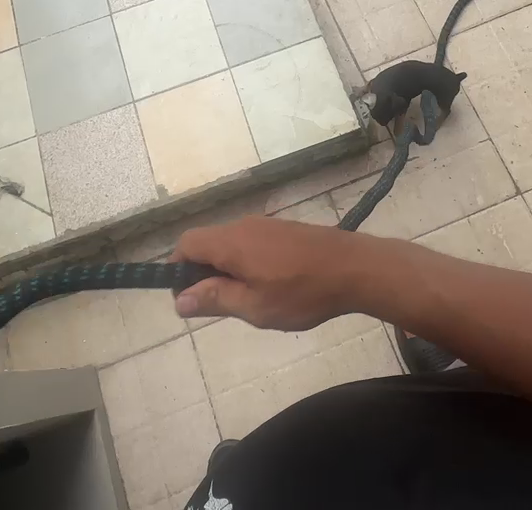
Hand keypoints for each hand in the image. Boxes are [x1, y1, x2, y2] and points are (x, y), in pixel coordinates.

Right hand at [170, 217, 387, 329]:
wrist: (354, 267)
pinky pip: (249, 243)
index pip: (186, 243)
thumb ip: (215, 299)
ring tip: (245, 300)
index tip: (186, 298)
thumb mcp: (255, 306)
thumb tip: (179, 298)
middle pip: (206, 242)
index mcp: (231, 242)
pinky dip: (245, 263)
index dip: (177, 269)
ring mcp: (264, 225)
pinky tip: (267, 286)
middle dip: (202, 272)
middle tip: (218, 305)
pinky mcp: (282, 230)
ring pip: (229, 244)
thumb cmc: (302, 292)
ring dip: (225, 269)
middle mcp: (243, 226)